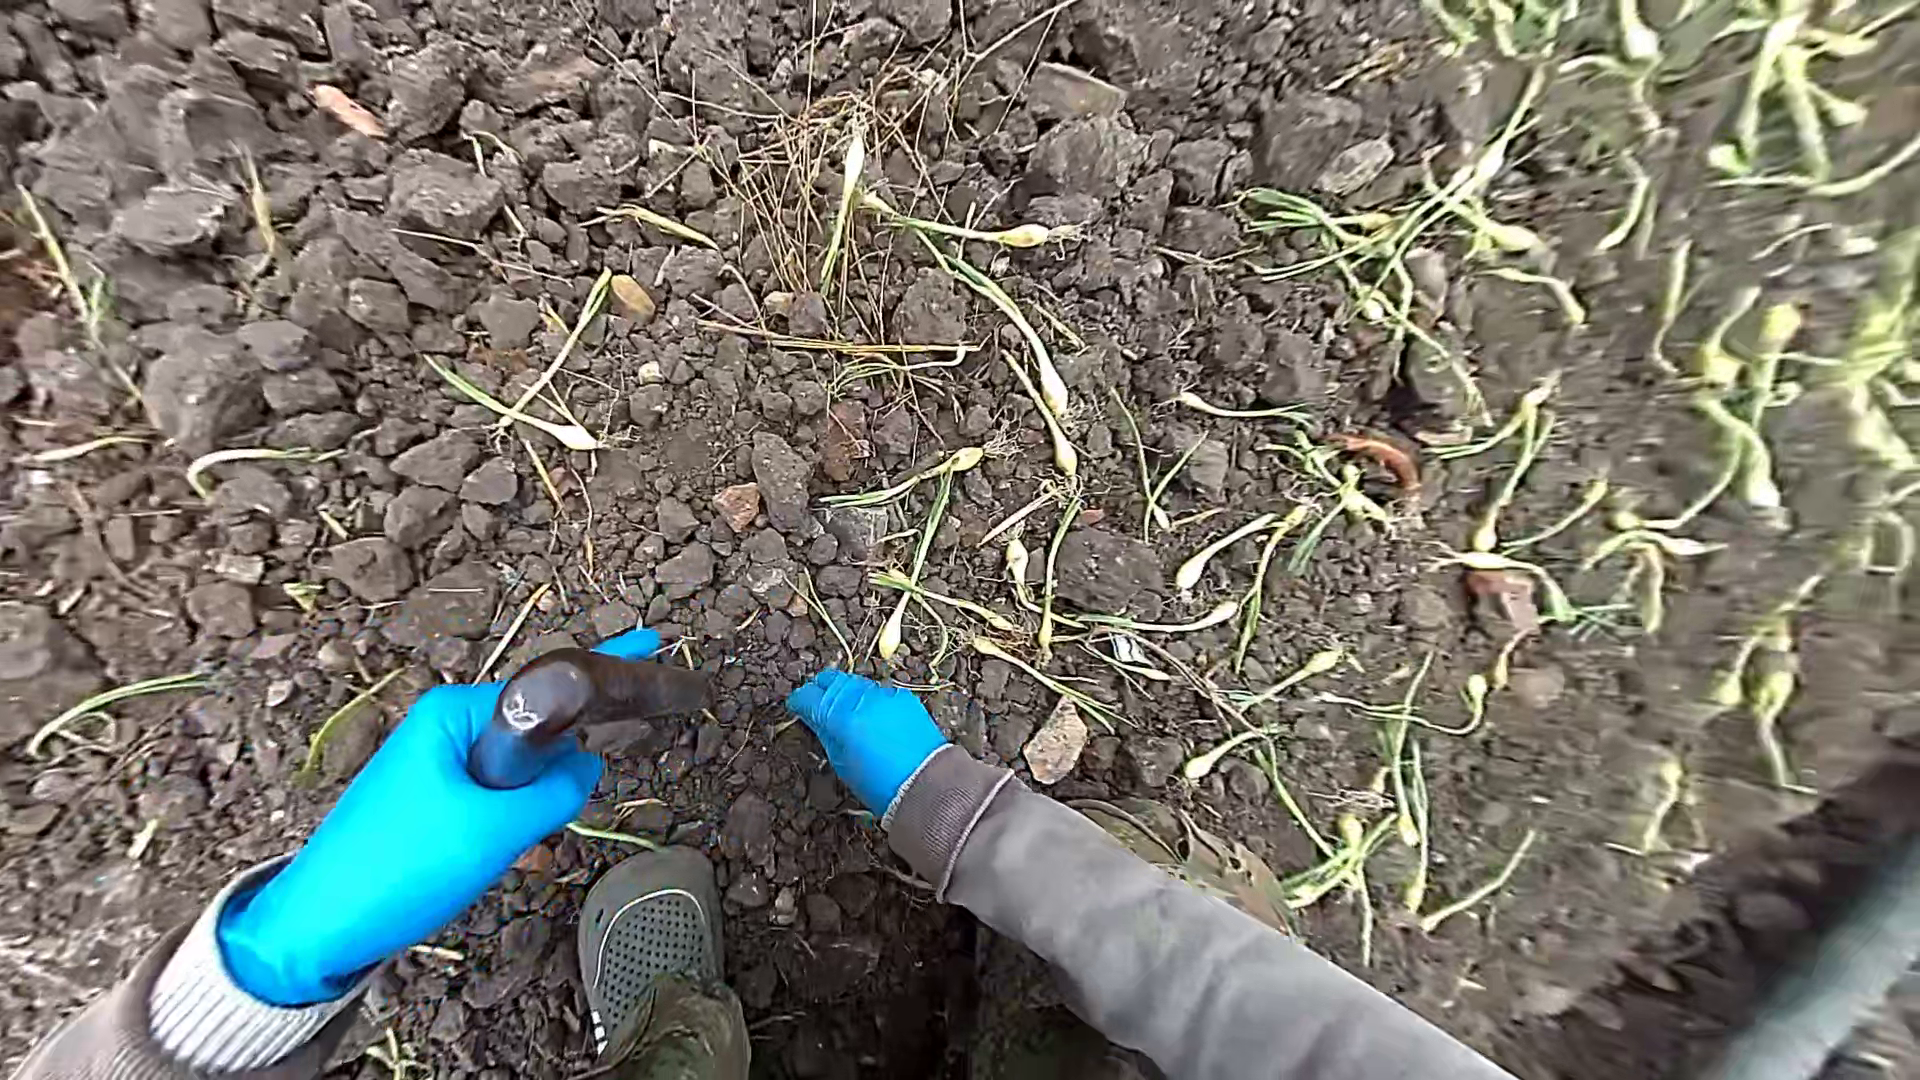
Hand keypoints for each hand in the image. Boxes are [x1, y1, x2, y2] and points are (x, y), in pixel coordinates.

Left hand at [217, 628, 660, 1005]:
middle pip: (541, 719)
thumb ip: (563, 787)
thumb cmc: (402, 868)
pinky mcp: (439, 792)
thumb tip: (589, 763)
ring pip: (524, 758)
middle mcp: (448, 724)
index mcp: (455, 712)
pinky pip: (502, 785)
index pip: (548, 682)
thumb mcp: (500, 827)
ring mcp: (441, 759)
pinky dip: (523, 808)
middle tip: (621, 744)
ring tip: (538, 836)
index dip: (604, 669)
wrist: (309, 939)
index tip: (651, 643)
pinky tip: (528, 848)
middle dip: (573, 748)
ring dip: (543, 791)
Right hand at [785, 670, 946, 814]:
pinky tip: (869, 713)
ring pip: (855, 682)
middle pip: (832, 680)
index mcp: (841, 717)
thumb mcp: (841, 763)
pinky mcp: (902, 696)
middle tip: (815, 701)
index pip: (810, 696)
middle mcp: (862, 698)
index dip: (799, 701)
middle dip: (821, 688)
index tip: (796, 706)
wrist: (925, 781)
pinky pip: (878, 690)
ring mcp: (884, 694)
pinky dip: (869, 698)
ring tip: (841, 707)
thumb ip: (825, 733)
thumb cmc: (879, 783)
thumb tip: (813, 717)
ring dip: (845, 691)